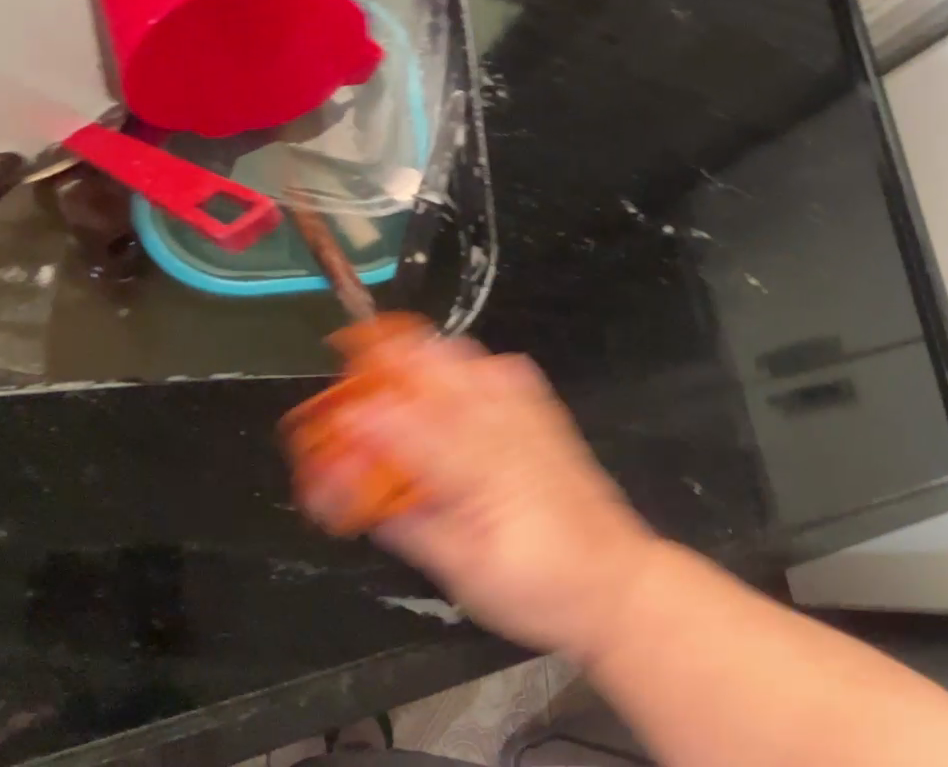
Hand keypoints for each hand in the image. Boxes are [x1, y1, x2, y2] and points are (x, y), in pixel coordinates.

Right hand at [297, 334, 660, 661]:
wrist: (616, 582)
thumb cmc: (541, 586)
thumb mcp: (465, 572)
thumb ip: (412, 525)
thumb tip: (360, 498)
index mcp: (479, 471)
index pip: (405, 426)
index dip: (362, 417)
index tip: (332, 420)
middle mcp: (505, 428)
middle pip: (437, 368)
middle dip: (390, 367)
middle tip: (358, 389)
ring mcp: (531, 415)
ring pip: (470, 361)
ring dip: (427, 363)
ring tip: (398, 384)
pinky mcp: (548, 417)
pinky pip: (508, 373)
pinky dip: (473, 371)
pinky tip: (460, 391)